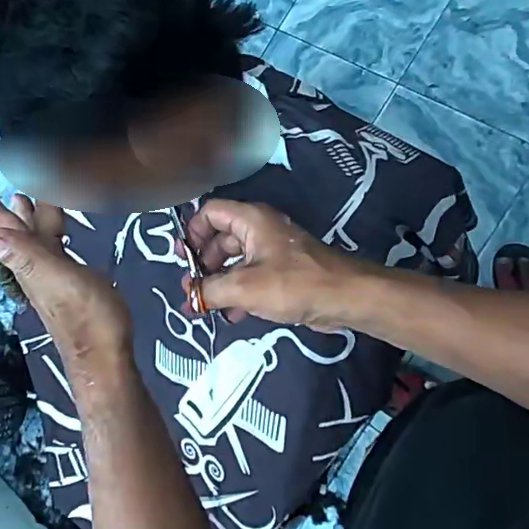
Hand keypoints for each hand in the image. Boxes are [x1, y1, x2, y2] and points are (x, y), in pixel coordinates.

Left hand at [0, 170, 132, 384]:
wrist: (104, 355)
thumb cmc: (87, 318)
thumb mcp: (56, 283)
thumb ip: (25, 258)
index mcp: (28, 261)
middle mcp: (34, 265)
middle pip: (14, 226)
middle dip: (4, 202)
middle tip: (0, 176)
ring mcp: (51, 273)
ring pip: (35, 235)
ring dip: (29, 213)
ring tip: (25, 192)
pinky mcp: (70, 280)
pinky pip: (55, 246)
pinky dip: (53, 229)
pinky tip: (58, 227)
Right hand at [183, 199, 369, 330]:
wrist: (344, 297)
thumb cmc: (293, 284)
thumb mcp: (245, 287)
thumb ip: (210, 289)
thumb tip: (190, 295)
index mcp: (251, 219)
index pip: (210, 212)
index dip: (192, 233)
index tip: (184, 261)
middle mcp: (260, 228)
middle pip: (220, 237)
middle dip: (203, 264)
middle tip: (192, 290)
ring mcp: (273, 250)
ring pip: (235, 260)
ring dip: (219, 282)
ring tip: (205, 308)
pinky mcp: (283, 271)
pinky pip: (251, 276)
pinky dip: (238, 292)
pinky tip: (232, 315)